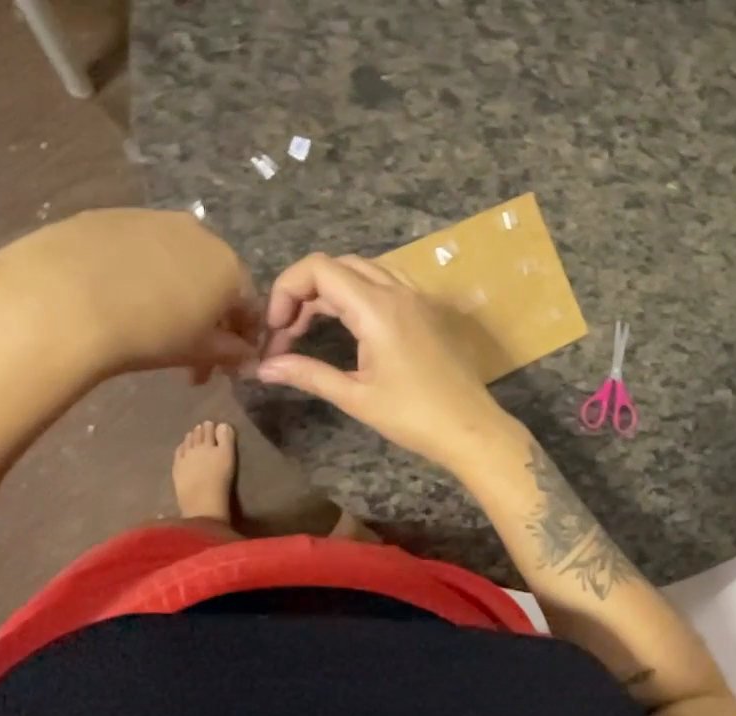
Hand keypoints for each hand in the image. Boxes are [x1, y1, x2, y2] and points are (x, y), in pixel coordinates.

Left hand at [0, 209, 260, 386]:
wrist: (61, 302)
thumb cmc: (148, 333)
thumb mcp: (198, 352)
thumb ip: (230, 352)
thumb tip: (245, 356)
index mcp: (229, 267)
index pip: (249, 306)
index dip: (241, 338)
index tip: (224, 363)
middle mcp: (198, 233)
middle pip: (213, 277)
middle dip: (207, 314)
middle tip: (187, 351)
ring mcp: (150, 218)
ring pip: (174, 259)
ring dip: (173, 291)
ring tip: (147, 323)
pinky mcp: (106, 215)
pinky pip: (135, 248)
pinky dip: (136, 273)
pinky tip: (115, 298)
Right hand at [255, 253, 517, 471]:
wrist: (472, 430)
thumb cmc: (415, 418)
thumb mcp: (356, 398)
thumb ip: (308, 375)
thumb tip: (264, 368)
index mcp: (377, 308)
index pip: (319, 269)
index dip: (287, 289)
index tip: (277, 328)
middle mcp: (399, 292)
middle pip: (339, 265)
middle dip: (305, 291)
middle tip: (289, 332)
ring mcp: (419, 299)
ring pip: (365, 270)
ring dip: (333, 290)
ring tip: (314, 327)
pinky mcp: (431, 313)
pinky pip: (389, 283)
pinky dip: (362, 293)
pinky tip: (353, 326)